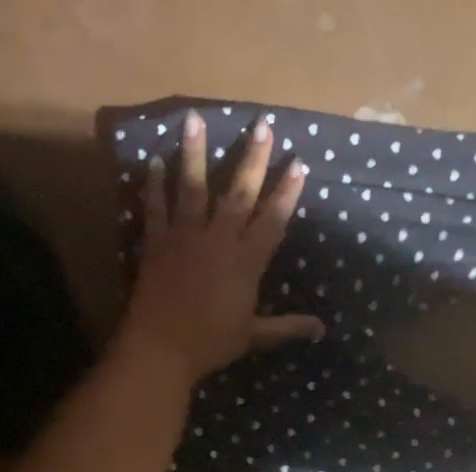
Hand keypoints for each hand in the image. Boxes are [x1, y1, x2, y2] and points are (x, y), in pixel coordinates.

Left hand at [117, 111, 324, 380]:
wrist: (161, 348)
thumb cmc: (211, 344)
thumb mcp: (254, 336)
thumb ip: (287, 327)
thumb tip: (321, 329)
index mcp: (246, 262)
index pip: (272, 220)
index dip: (287, 192)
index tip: (298, 163)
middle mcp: (218, 240)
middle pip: (240, 192)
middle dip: (253, 158)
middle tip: (262, 125)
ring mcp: (185, 237)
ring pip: (193, 187)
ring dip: (195, 152)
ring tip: (195, 119)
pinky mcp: (156, 243)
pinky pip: (155, 207)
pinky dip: (153, 184)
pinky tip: (154, 160)